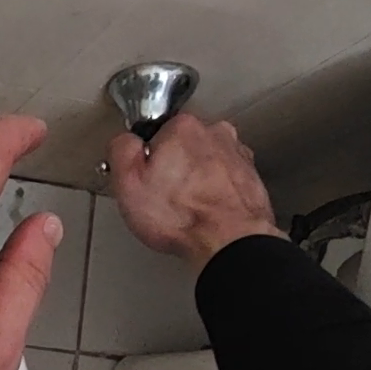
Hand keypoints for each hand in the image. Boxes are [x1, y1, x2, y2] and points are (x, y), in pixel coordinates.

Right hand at [108, 115, 283, 273]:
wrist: (228, 241)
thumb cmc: (181, 216)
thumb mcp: (127, 183)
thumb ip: (121, 150)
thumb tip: (124, 142)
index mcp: (181, 128)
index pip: (152, 134)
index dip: (143, 161)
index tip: (141, 180)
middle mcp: (214, 133)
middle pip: (180, 147)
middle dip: (170, 168)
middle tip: (159, 197)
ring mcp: (235, 154)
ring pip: (203, 162)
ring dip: (192, 180)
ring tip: (181, 209)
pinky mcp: (249, 177)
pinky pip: (221, 180)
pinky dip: (211, 193)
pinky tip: (201, 212)